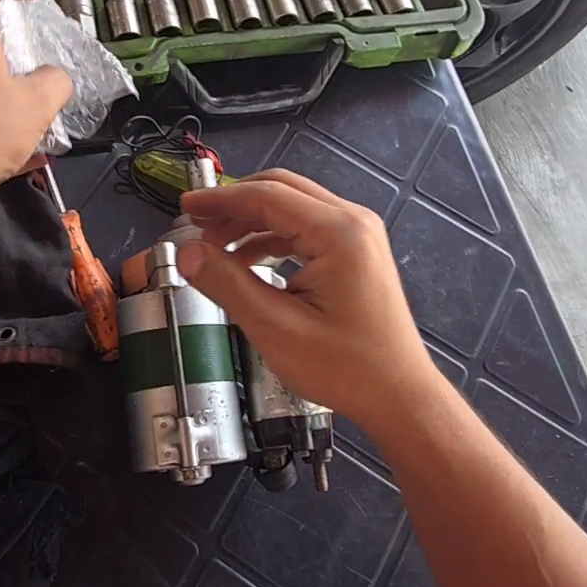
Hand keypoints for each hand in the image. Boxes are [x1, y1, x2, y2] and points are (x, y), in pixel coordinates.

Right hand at [175, 169, 444, 427]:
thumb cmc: (347, 368)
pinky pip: (304, 229)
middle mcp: (352, 222)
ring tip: (213, 246)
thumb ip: (227, 284)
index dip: (220, 199)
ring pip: (291, 207)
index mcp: (338, 232)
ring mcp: (357, 235)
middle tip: (195, 223)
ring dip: (250, 221)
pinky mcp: (355, 252)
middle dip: (233, 204)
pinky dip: (270, 237)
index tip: (186, 206)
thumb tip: (187, 253)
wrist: (400, 396)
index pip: (267, 196)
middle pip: (281, 190)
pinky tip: (244, 260)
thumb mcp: (275, 327)